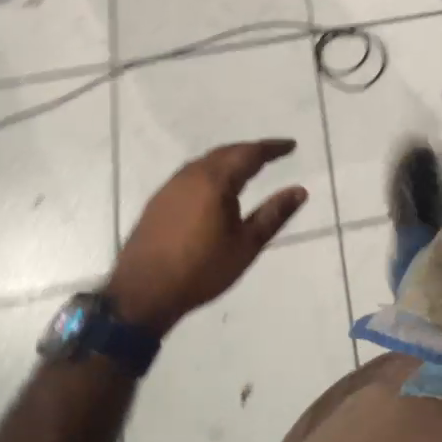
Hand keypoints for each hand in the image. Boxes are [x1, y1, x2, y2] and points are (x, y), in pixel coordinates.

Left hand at [104, 140, 307, 332]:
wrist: (141, 295)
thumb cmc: (200, 270)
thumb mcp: (245, 246)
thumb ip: (274, 215)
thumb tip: (300, 191)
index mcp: (215, 181)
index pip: (249, 154)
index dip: (272, 148)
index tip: (291, 146)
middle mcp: (191, 175)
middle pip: (226, 152)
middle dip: (250, 151)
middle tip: (272, 154)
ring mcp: (170, 187)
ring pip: (205, 162)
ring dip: (228, 160)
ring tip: (246, 168)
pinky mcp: (157, 201)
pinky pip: (190, 174)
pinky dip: (210, 172)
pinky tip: (214, 188)